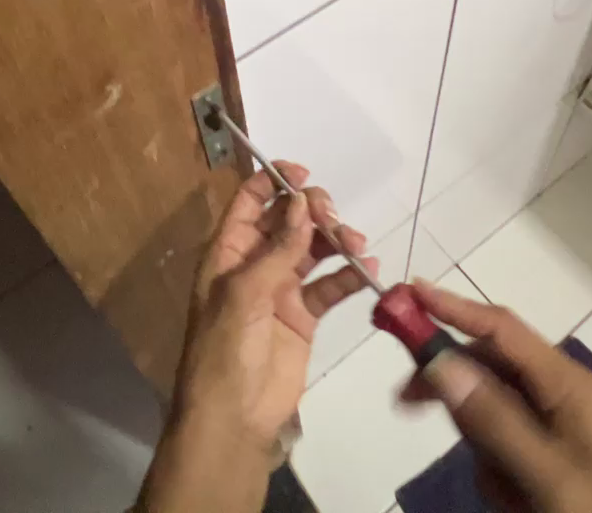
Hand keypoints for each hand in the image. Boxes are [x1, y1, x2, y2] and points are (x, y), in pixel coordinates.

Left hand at [137, 162, 377, 512]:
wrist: (233, 418)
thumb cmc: (225, 349)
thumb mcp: (244, 293)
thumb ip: (277, 248)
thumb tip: (302, 202)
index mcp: (229, 251)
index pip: (250, 201)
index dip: (274, 181)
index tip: (304, 173)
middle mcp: (255, 263)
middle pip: (287, 220)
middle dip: (311, 210)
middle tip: (332, 215)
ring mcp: (281, 288)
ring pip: (312, 249)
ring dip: (334, 239)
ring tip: (355, 242)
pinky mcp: (304, 315)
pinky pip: (329, 285)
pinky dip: (347, 274)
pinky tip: (366, 267)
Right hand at [401, 281, 591, 512]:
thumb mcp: (549, 478)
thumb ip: (492, 420)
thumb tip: (439, 361)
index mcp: (571, 385)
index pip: (501, 329)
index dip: (452, 307)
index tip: (405, 295)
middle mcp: (570, 394)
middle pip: (494, 370)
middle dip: (457, 391)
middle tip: (405, 403)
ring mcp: (571, 426)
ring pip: (500, 413)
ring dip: (485, 448)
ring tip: (508, 496)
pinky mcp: (570, 456)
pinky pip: (517, 445)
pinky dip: (504, 470)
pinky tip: (517, 502)